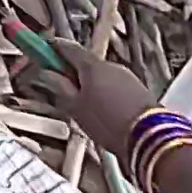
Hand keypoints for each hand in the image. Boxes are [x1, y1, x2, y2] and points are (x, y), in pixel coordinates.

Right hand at [21, 37, 153, 154]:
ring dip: (88, 85)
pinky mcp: (142, 95)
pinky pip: (115, 89)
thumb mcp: (75, 106)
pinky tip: (103, 115)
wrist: (157, 146)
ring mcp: (129, 80)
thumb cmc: (113, 124)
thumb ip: (58, 86)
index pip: (62, 46)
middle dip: (68, 71)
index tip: (34, 46)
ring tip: (83, 108)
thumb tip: (47, 74)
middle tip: (58, 86)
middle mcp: (111, 66)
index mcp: (91, 64)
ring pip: (99, 77)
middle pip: (81, 62)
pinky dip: (105, 95)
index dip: (46, 47)